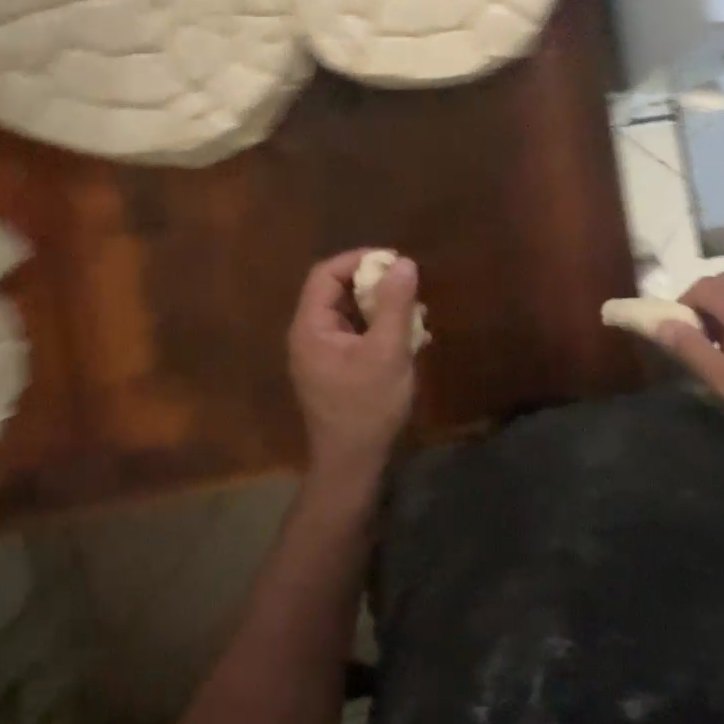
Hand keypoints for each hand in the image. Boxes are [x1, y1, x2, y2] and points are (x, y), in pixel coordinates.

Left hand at [287, 250, 419, 477]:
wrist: (352, 463)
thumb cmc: (367, 407)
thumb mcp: (387, 352)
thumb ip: (395, 305)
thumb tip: (403, 262)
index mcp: (311, 327)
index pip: (326, 274)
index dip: (359, 260)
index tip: (395, 261)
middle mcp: (309, 335)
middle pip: (336, 291)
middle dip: (374, 283)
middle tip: (409, 285)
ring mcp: (321, 354)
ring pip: (349, 312)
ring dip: (380, 305)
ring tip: (414, 310)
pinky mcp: (336, 369)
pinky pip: (356, 333)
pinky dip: (380, 326)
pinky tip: (408, 336)